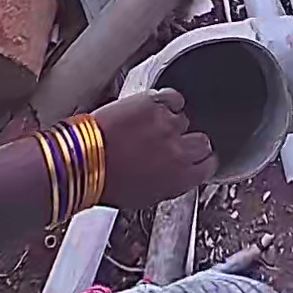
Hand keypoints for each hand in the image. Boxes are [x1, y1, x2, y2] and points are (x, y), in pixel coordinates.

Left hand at [92, 89, 215, 208]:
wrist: (84, 160)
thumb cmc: (107, 182)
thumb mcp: (148, 195)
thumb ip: (171, 180)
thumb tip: (176, 172)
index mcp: (181, 178)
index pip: (208, 164)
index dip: (199, 159)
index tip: (194, 156)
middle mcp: (179, 151)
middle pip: (201, 140)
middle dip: (188, 140)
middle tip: (171, 141)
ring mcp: (167, 124)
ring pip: (183, 118)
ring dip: (170, 121)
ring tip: (150, 125)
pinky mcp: (153, 103)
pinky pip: (173, 96)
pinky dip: (168, 99)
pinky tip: (155, 106)